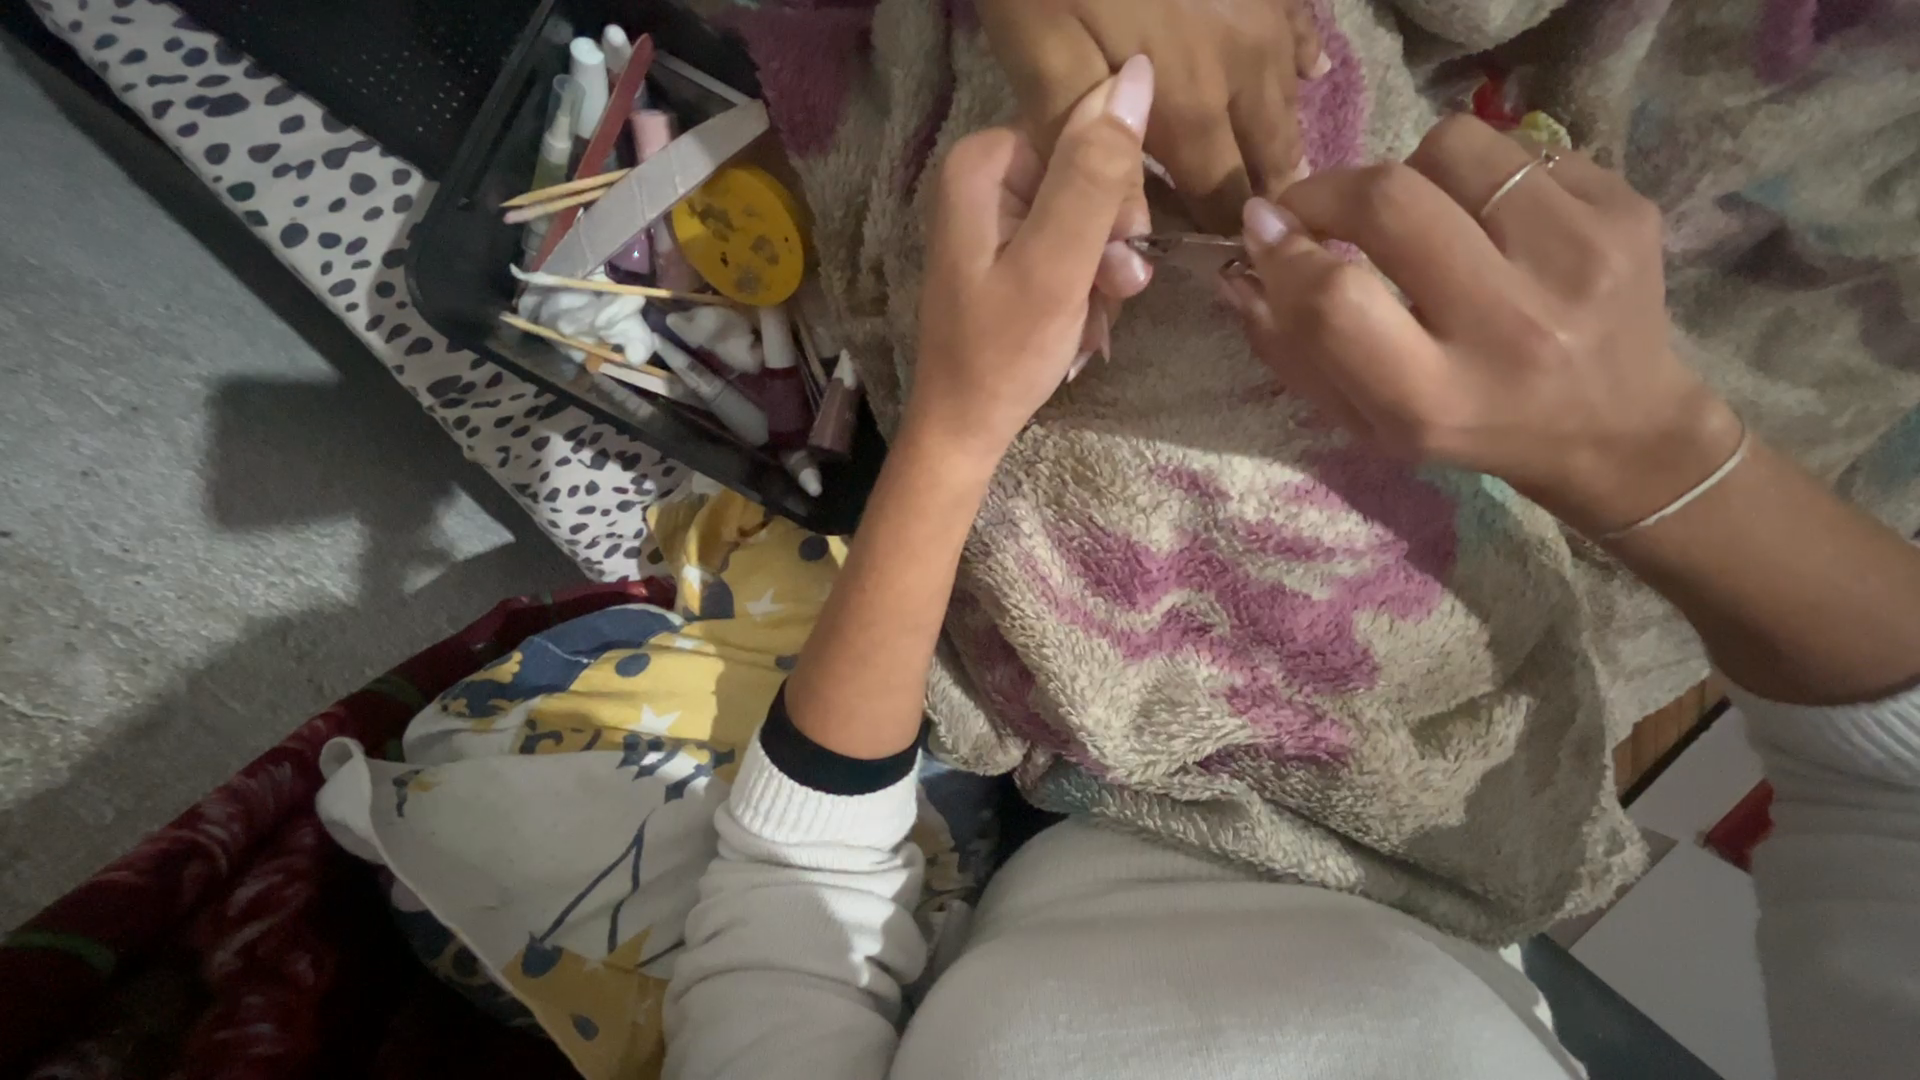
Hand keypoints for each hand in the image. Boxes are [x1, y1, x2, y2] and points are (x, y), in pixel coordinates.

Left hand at [902, 55, 1153, 464]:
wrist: (965, 426)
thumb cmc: (1004, 352)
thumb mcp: (1056, 262)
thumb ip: (1094, 174)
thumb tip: (1137, 77)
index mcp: (984, 163)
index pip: (1087, 135)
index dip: (1118, 193)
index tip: (1124, 251)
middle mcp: (985, 179)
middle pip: (1087, 178)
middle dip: (1112, 239)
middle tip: (1119, 290)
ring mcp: (995, 220)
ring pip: (1086, 218)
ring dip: (1105, 270)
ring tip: (1099, 318)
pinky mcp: (1006, 256)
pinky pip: (1068, 250)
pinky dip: (1085, 287)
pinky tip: (1084, 326)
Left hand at [978, 0, 1323, 234]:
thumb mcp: (1045, 78)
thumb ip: (1094, 164)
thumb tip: (1137, 239)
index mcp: (1191, 109)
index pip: (1223, 197)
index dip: (1225, 235)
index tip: (1228, 261)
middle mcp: (1243, 68)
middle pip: (1267, 155)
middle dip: (1263, 197)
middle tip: (1263, 229)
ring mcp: (1261, 14)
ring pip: (1289, 99)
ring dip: (1283, 142)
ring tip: (1283, 176)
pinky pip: (1297, 27)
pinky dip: (1300, 60)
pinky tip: (1308, 73)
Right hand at [1220, 114, 1742, 534]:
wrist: (1616, 428)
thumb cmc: (1464, 431)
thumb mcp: (1363, 421)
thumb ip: (1292, 350)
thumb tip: (1239, 270)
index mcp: (1433, 397)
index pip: (1336, 299)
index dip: (1285, 255)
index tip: (1262, 234)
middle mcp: (1510, 325)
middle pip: (1389, 202)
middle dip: (1326, 192)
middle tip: (1310, 209)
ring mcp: (1580, 256)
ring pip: (1449, 148)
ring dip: (1403, 174)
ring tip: (1413, 219)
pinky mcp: (1626, 207)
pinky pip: (1513, 148)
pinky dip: (1471, 176)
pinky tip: (1481, 223)